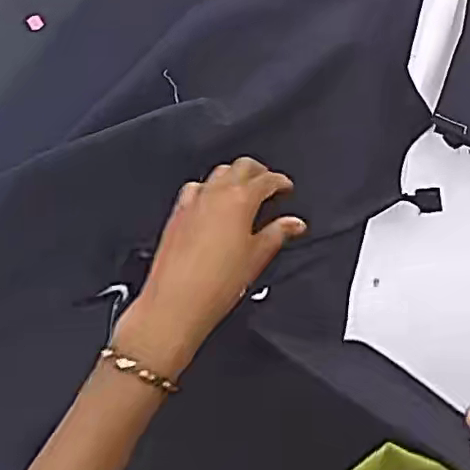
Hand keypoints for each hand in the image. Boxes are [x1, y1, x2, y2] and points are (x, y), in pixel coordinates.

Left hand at [111, 158, 303, 376]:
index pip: (267, 179)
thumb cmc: (215, 285)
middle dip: (259, 171)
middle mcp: (216, 194)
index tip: (285, 187)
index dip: (281, 181)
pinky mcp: (177, 213)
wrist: (175, 303)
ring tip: (243, 188)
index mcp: (241, 200)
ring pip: (219, 172)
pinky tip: (210, 201)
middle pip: (242, 166)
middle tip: (268, 181)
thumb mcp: (257, 257)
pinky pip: (195, 188)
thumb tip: (293, 223)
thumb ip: (278, 233)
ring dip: (234, 175)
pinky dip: (208, 188)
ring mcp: (194, 201)